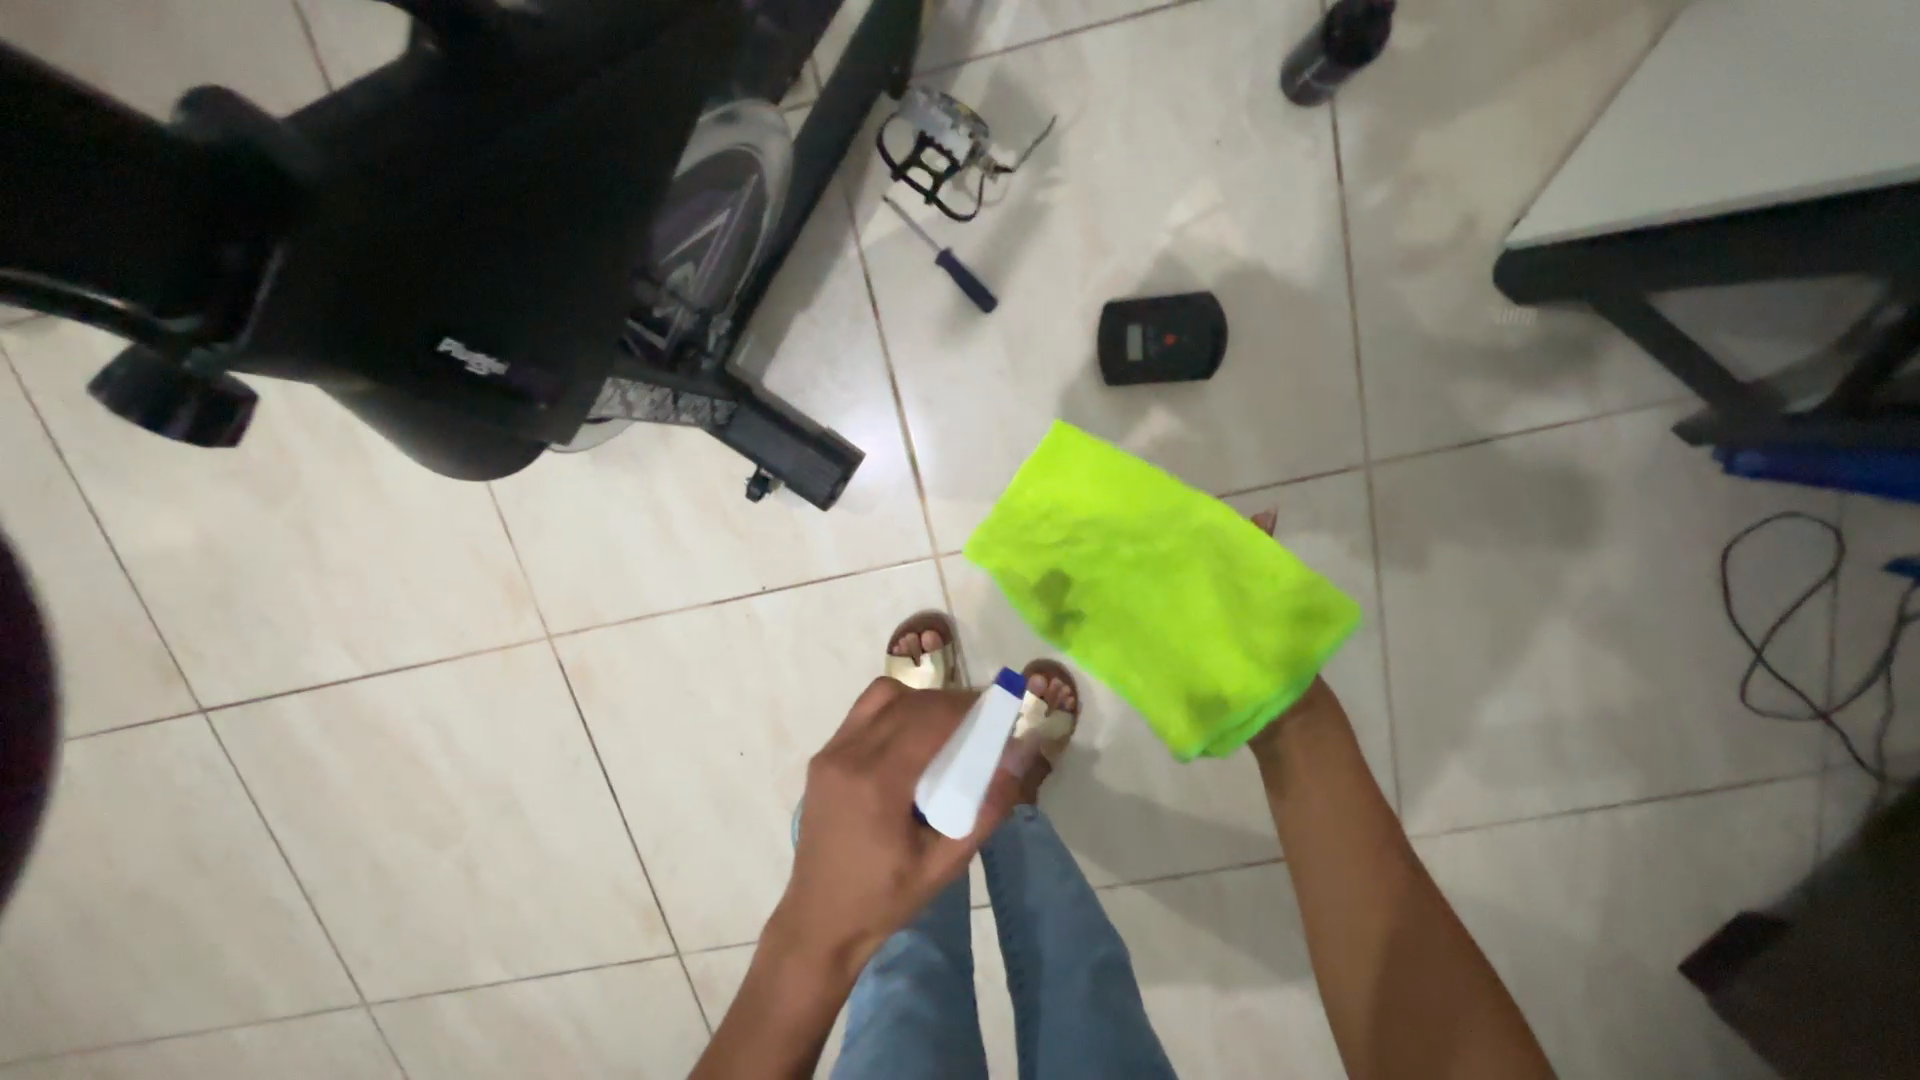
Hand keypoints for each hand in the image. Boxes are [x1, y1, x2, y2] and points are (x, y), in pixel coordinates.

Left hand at [769, 678, 1019, 980]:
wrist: (820, 922)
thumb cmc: (884, 899)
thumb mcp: (945, 865)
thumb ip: (987, 809)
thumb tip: (1020, 756)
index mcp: (876, 783)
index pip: (927, 719)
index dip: (965, 706)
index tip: (997, 708)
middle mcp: (847, 756)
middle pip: (907, 701)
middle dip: (949, 702)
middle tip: (981, 719)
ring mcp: (829, 754)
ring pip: (881, 696)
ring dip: (919, 700)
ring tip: (947, 725)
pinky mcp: (822, 759)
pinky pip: (864, 714)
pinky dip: (894, 712)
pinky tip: (914, 740)